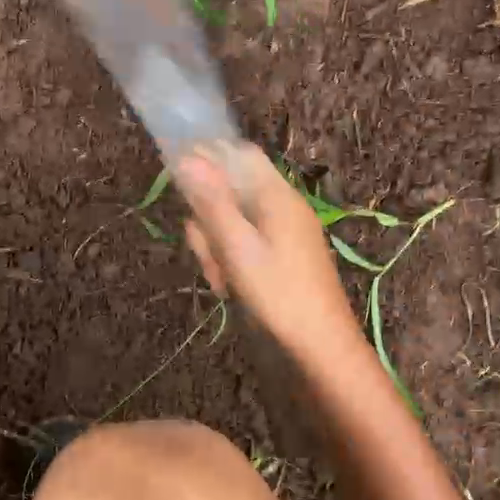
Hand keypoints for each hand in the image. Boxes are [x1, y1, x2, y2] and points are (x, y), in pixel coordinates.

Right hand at [179, 144, 364, 362]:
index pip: (240, 152)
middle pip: (232, 188)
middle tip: (203, 248)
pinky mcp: (285, 250)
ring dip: (216, 241)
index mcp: (276, 196)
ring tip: (218, 276)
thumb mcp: (236, 246)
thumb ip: (212, 200)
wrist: (323, 347)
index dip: (207, 154)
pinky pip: (247, 237)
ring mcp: (286, 229)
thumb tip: (186, 157)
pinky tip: (227, 283)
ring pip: (234, 216)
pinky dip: (231, 255)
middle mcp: (283, 205)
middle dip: (208, 214)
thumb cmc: (278, 292)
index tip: (176, 173)